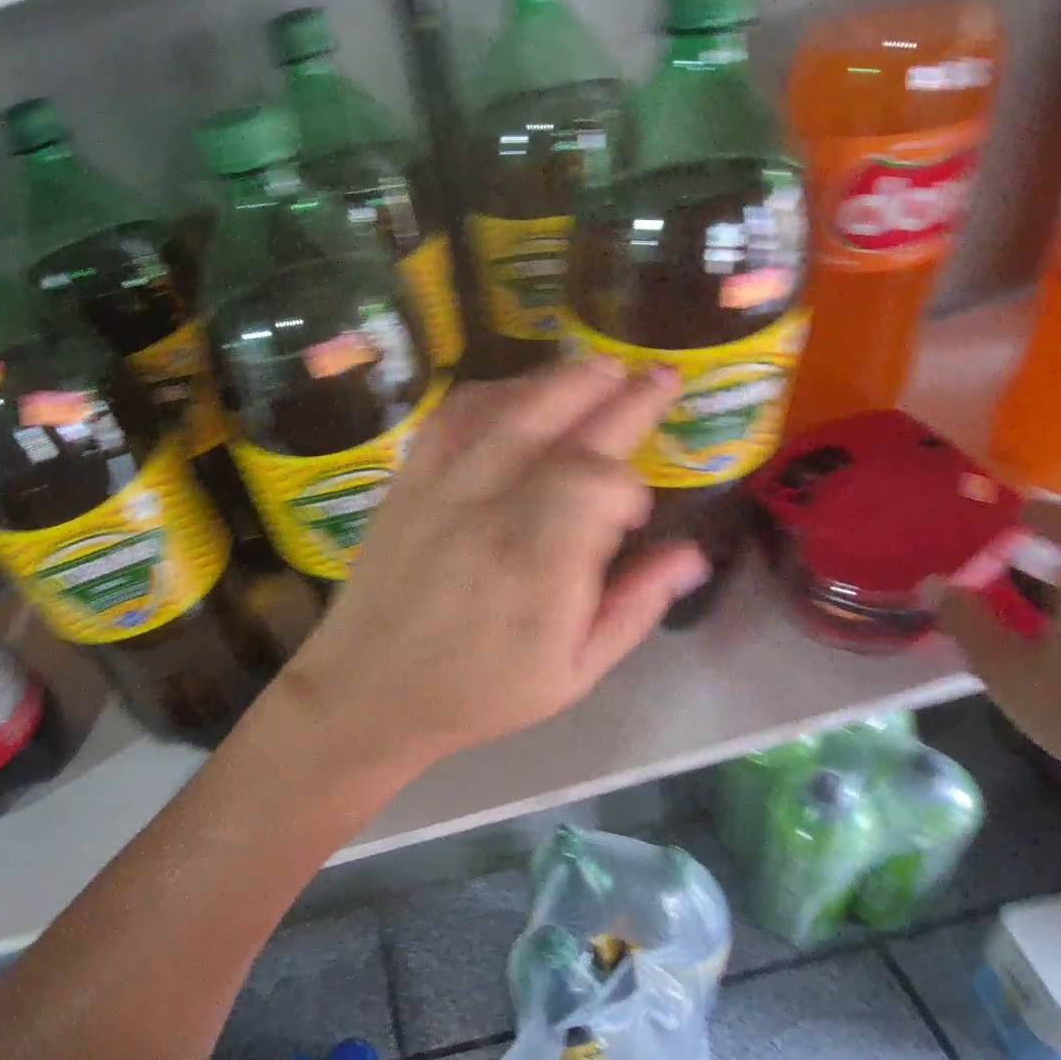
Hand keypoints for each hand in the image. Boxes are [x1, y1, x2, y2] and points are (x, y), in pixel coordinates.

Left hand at [278, 358, 709, 769]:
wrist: (369, 689)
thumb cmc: (478, 692)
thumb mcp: (571, 674)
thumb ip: (632, 608)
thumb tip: (691, 555)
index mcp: (535, 568)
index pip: (597, 484)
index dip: (629, 485)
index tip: (637, 510)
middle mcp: (486, 515)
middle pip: (557, 429)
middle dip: (615, 394)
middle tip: (656, 374)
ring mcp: (439, 491)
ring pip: (502, 412)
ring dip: (556, 381)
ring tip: (600, 367)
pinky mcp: (405, 484)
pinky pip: (448, 420)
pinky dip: (489, 395)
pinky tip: (517, 392)